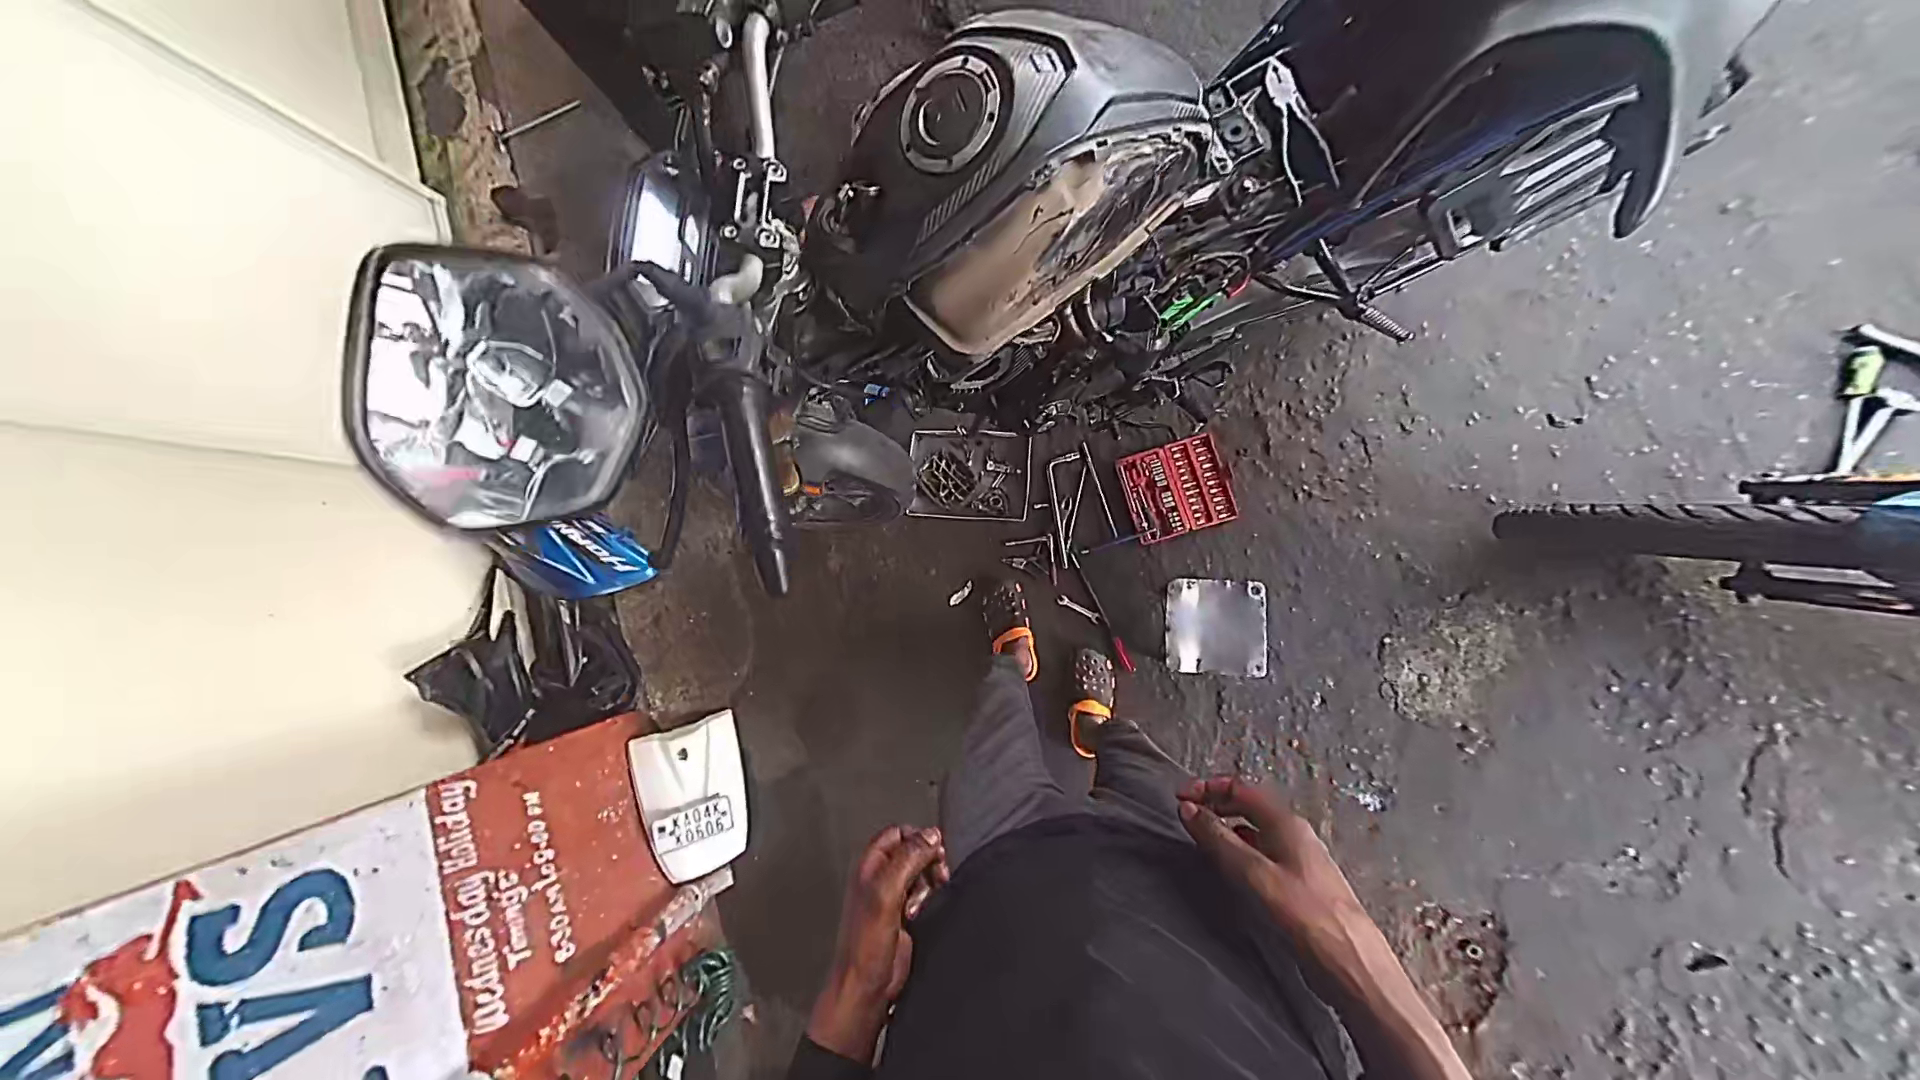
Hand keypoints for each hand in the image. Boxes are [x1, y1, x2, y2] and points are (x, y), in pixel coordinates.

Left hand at [807, 825, 948, 1061]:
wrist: (866, 988)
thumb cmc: (865, 946)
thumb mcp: (887, 893)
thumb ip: (908, 859)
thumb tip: (930, 836)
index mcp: (869, 864)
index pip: (899, 832)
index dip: (918, 838)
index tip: (933, 852)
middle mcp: (880, 877)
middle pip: (913, 850)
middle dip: (928, 861)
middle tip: (935, 874)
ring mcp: (892, 896)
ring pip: (921, 872)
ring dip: (929, 882)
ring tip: (923, 899)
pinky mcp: (904, 915)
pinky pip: (924, 895)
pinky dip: (929, 900)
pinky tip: (922, 913)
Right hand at [1176, 777, 1366, 948]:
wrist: (1353, 966)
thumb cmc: (1304, 914)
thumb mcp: (1252, 872)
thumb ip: (1217, 838)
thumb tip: (1188, 808)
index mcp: (1285, 822)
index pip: (1239, 787)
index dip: (1206, 787)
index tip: (1179, 798)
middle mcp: (1293, 833)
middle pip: (1247, 804)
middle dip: (1214, 804)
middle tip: (1187, 816)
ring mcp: (1299, 859)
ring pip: (1254, 830)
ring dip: (1225, 827)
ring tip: (1201, 840)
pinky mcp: (1299, 884)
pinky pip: (1261, 853)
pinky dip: (1238, 850)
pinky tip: (1229, 868)